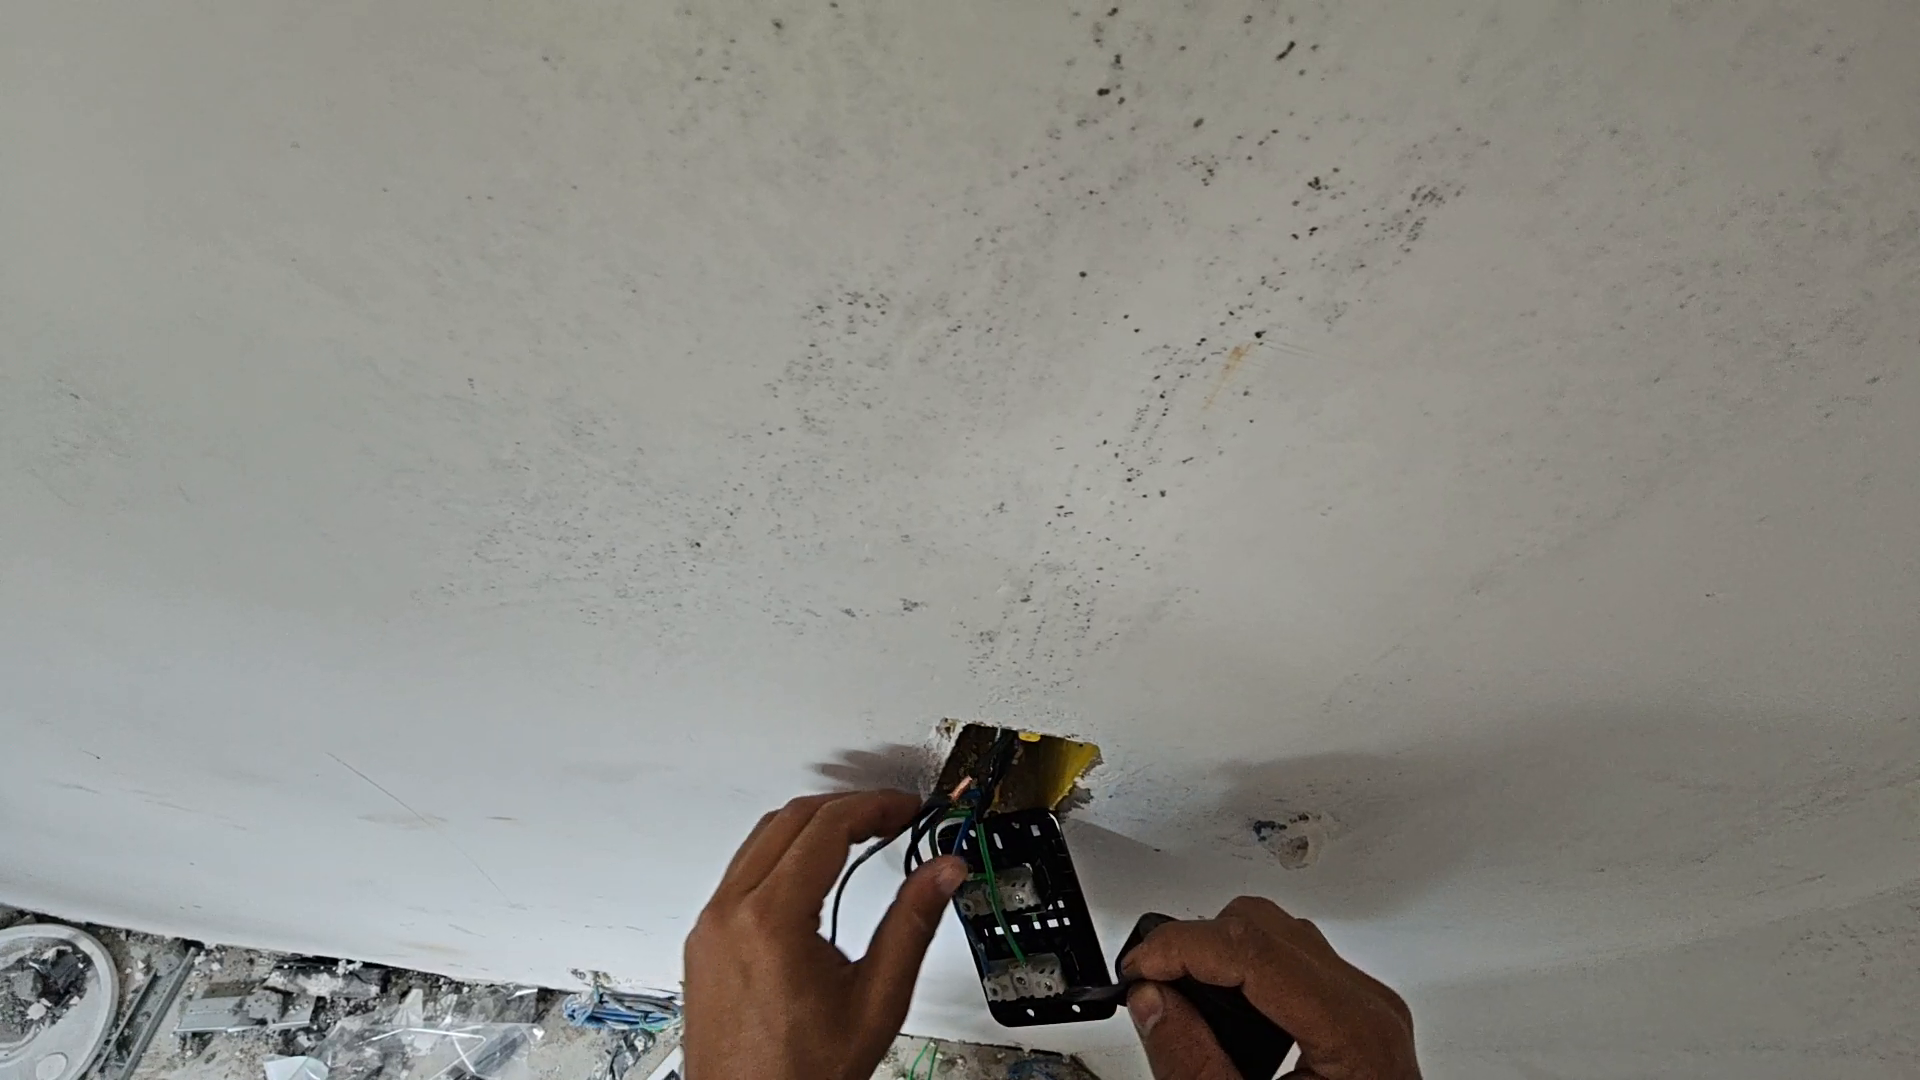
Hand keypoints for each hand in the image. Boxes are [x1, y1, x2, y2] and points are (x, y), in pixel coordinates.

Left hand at [683, 791, 968, 1079]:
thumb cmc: (802, 1077)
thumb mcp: (876, 1002)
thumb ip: (913, 924)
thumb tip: (944, 871)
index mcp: (771, 922)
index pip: (828, 826)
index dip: (876, 806)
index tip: (907, 809)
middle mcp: (731, 912)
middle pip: (794, 817)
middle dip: (850, 806)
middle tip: (892, 816)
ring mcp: (711, 922)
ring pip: (765, 833)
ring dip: (816, 821)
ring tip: (861, 832)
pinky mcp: (705, 935)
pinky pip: (745, 864)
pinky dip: (786, 847)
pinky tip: (815, 866)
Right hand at [1121, 897, 1418, 1079]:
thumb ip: (1193, 1065)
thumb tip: (1149, 997)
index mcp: (1357, 1035)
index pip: (1253, 949)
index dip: (1183, 947)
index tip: (1138, 968)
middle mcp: (1367, 1006)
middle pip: (1259, 927)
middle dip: (1193, 947)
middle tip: (1151, 986)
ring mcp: (1360, 1002)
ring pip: (1268, 930)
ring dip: (1213, 953)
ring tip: (1180, 997)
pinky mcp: (1347, 1006)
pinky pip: (1281, 953)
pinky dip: (1236, 965)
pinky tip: (1216, 1004)